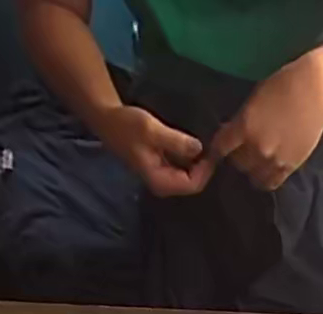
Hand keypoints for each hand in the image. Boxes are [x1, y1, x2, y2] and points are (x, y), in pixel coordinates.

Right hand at [92, 106, 216, 196]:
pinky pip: (183, 167)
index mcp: (161, 182)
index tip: (214, 149)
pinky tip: (195, 143)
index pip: (193, 184)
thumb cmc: (127, 125)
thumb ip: (176, 142)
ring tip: (208, 143)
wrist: (108, 120)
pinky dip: (191, 157)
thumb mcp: (152, 130)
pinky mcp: (163, 168)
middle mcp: (164, 185)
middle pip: (193, 182)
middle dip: (204, 166)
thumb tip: (199, 148)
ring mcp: (163, 178)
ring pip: (190, 175)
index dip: (206, 169)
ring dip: (199, 161)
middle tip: (214, 145)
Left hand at [210, 53, 322, 189]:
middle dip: (238, 156)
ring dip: (252, 169)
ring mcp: (273, 160)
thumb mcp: (255, 99)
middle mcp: (257, 147)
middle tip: (244, 149)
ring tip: (257, 160)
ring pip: (253, 176)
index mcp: (245, 126)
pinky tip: (266, 171)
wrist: (317, 92)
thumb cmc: (284, 86)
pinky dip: (265, 179)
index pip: (221, 147)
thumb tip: (229, 135)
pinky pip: (270, 183)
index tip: (214, 155)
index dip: (215, 153)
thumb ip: (241, 120)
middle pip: (237, 164)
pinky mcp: (288, 168)